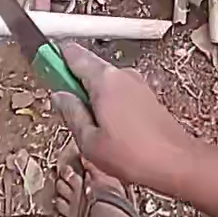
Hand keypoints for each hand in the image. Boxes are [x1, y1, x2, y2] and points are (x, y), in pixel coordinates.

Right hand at [51, 42, 207, 194]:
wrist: (176, 162)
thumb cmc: (134, 155)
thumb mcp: (89, 141)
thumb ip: (71, 113)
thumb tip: (58, 96)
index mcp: (104, 80)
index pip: (72, 54)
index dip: (53, 58)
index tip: (41, 66)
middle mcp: (121, 74)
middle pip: (87, 67)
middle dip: (73, 84)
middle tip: (66, 110)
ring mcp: (136, 82)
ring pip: (103, 81)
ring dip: (91, 96)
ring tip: (92, 129)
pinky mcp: (145, 94)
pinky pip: (118, 90)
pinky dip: (107, 102)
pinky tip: (109, 129)